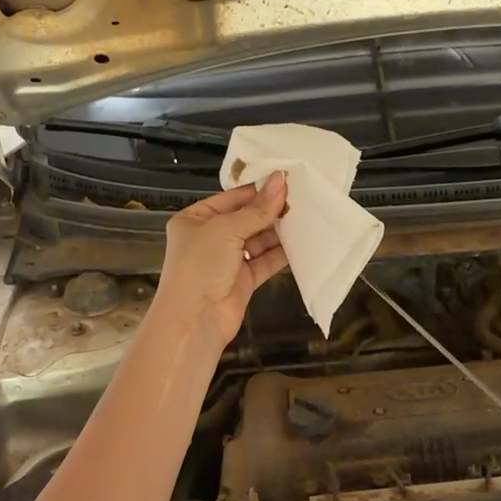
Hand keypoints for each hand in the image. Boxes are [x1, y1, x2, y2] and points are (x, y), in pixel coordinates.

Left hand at [156, 173, 288, 346]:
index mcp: (196, 219)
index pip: (232, 198)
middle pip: (246, 218)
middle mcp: (210, 237)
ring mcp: (227, 259)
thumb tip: (280, 179)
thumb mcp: (226, 230)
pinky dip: (281, 252)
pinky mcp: (244, 279)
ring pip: (258, 239)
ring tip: (306, 216)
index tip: (288, 180)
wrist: (194, 321)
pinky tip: (302, 241)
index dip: (258, 190)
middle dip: (271, 210)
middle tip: (303, 197)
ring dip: (279, 230)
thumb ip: (257, 209)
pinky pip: (265, 260)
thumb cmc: (200, 266)